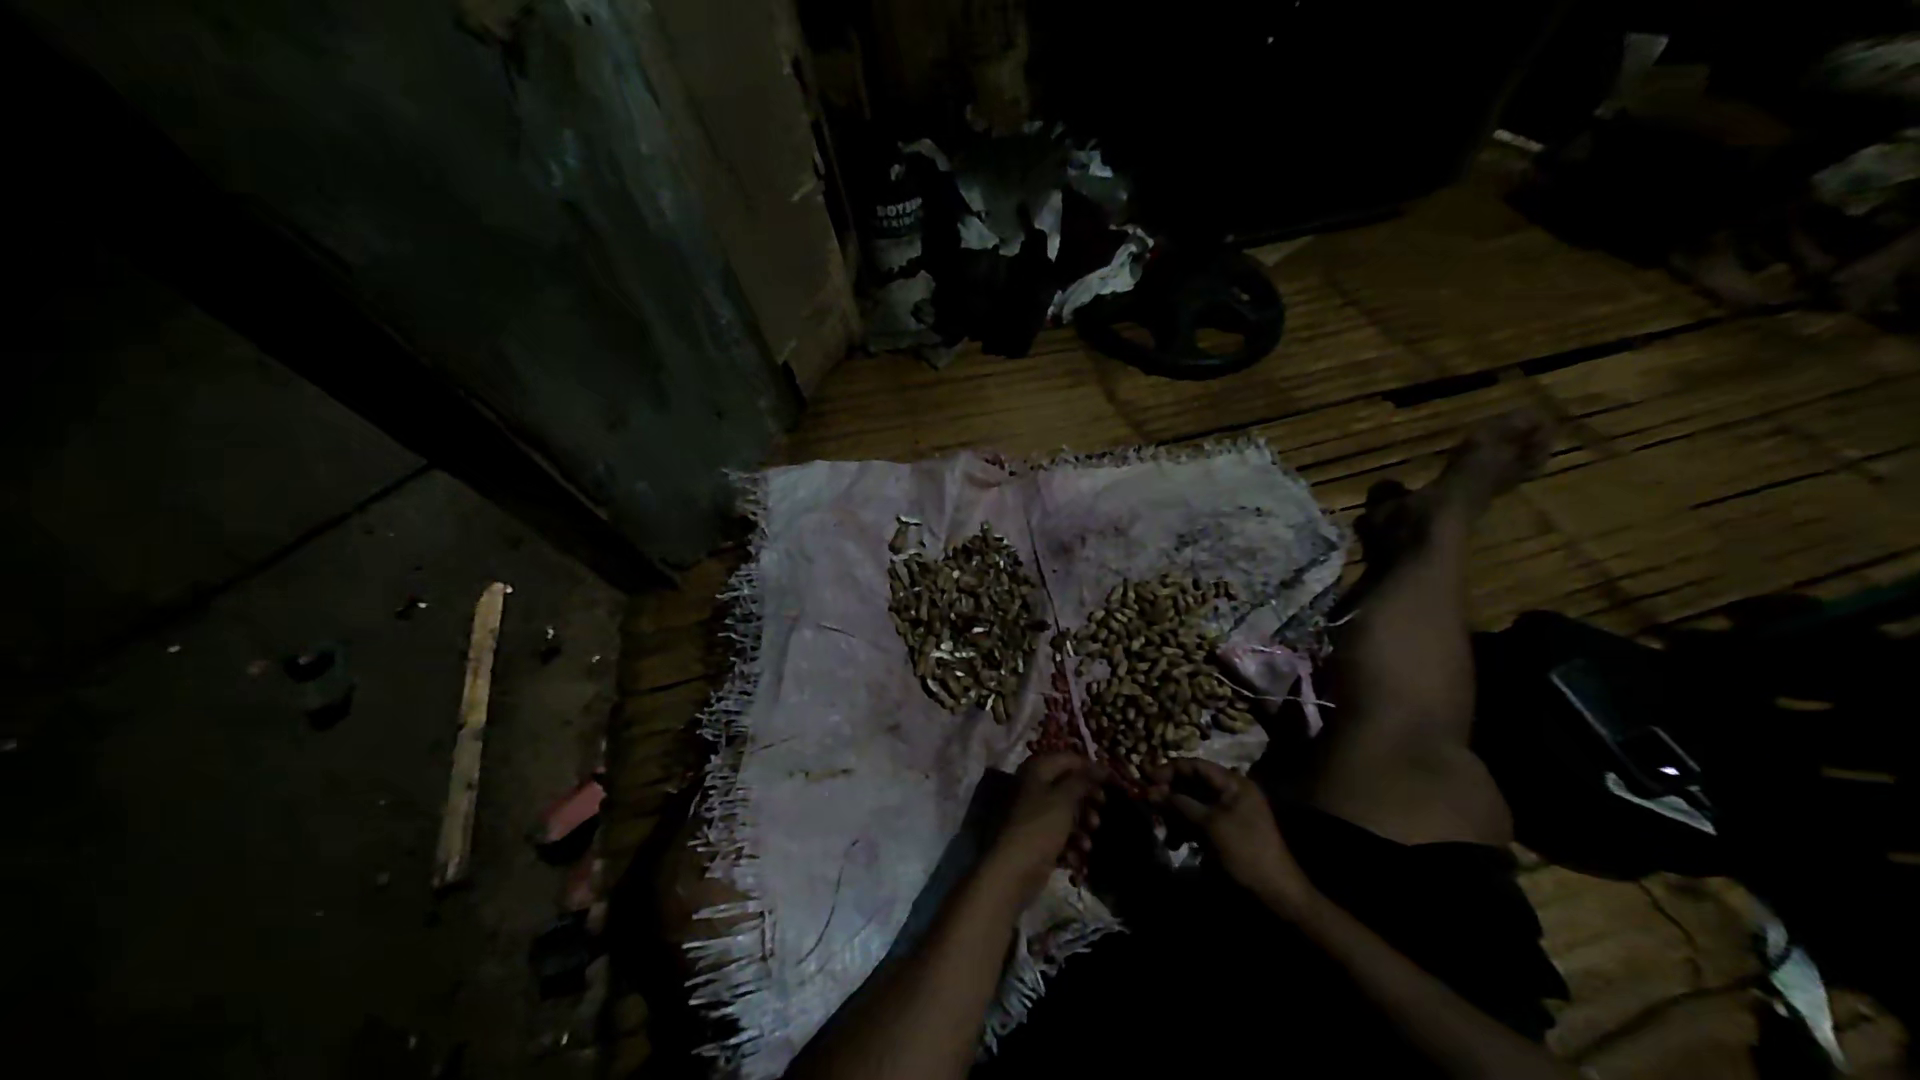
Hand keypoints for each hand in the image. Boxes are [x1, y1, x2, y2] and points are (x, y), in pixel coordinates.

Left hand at [982, 754, 1106, 902]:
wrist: (1013, 869)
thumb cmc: (1040, 826)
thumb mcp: (1064, 798)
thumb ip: (1082, 780)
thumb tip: (1098, 767)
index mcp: (1036, 770)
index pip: (1068, 758)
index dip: (1090, 767)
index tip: (1111, 780)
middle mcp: (1033, 787)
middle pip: (1069, 785)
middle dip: (1087, 798)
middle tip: (1102, 806)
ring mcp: (1034, 814)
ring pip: (1067, 812)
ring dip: (1082, 824)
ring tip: (1089, 837)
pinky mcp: (1037, 837)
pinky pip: (1060, 834)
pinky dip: (1071, 843)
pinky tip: (1077, 855)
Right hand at [1146, 759, 1315, 915]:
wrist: (1276, 893)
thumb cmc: (1245, 852)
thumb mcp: (1209, 825)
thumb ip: (1180, 804)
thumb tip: (1151, 790)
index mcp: (1234, 784)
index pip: (1196, 765)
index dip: (1170, 769)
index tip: (1146, 779)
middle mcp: (1231, 793)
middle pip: (1193, 783)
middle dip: (1170, 793)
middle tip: (1149, 803)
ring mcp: (1230, 813)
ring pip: (1193, 803)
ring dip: (1176, 813)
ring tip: (1163, 828)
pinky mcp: (1226, 831)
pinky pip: (1200, 821)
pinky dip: (1186, 828)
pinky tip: (1175, 842)